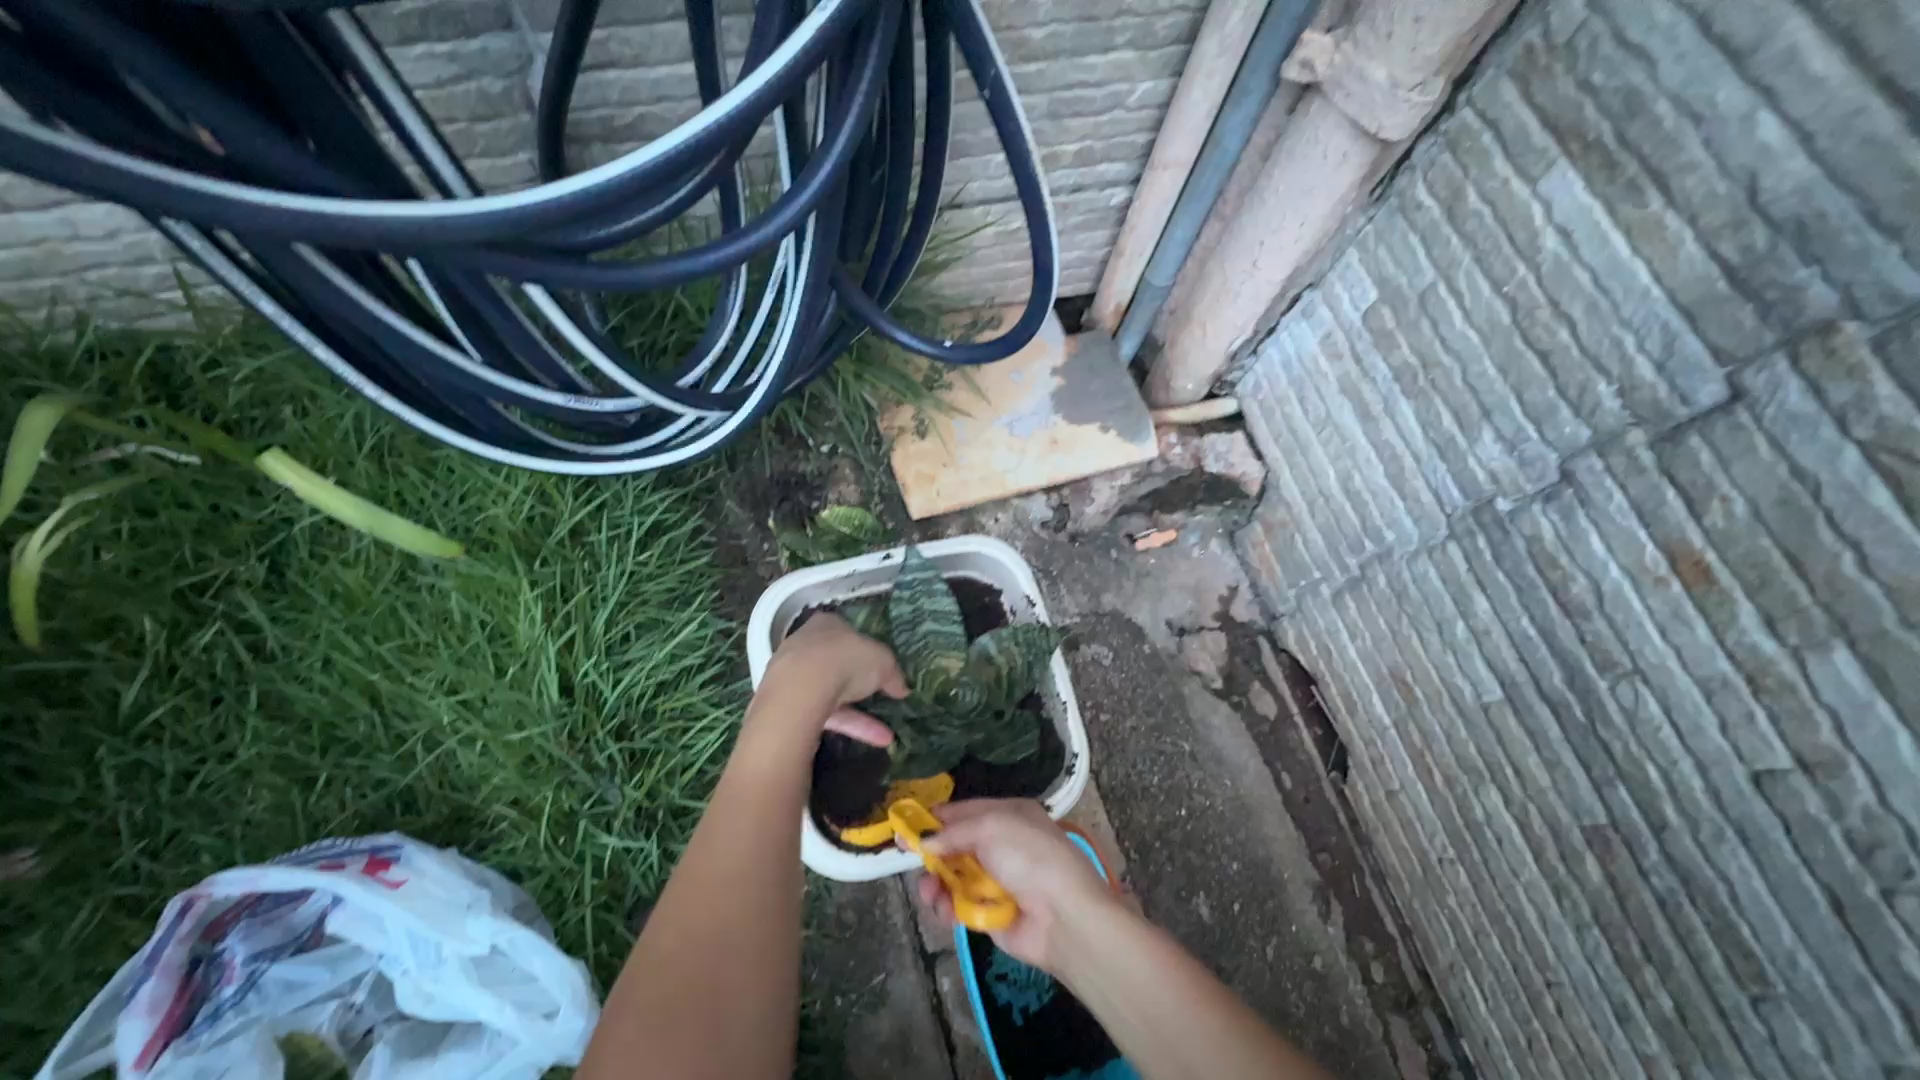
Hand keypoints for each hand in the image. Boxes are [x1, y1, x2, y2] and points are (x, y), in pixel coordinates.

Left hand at [759, 613, 907, 746]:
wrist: (802, 690)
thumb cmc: (845, 659)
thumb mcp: (883, 662)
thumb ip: (893, 673)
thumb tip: (902, 688)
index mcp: (827, 624)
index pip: (846, 632)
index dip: (865, 648)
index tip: (880, 666)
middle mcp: (806, 645)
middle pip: (836, 663)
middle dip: (859, 684)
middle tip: (881, 697)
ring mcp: (794, 676)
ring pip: (831, 694)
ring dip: (861, 715)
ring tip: (889, 735)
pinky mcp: (790, 706)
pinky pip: (827, 715)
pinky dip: (852, 727)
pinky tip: (878, 740)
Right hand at [914, 799, 1116, 971]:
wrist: (1063, 917)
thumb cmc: (1030, 858)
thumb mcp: (991, 828)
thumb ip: (952, 832)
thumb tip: (920, 839)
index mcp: (1009, 815)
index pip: (964, 811)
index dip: (935, 819)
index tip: (905, 828)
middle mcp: (1002, 844)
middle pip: (955, 845)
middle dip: (932, 855)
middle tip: (910, 862)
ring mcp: (996, 880)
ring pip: (952, 877)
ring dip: (936, 884)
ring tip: (929, 894)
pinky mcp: (990, 912)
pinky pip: (959, 905)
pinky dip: (948, 907)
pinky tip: (944, 911)